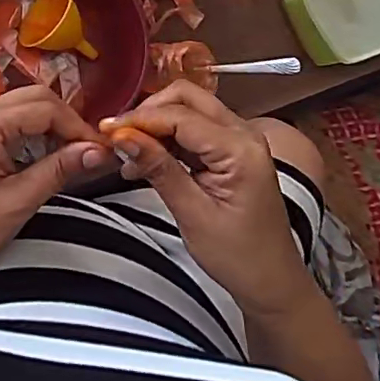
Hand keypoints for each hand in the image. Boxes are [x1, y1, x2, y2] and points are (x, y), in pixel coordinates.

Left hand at [0, 86, 111, 276]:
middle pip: (37, 97)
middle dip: (68, 120)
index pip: (46, 108)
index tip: (104, 151)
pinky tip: (50, 152)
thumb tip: (98, 152)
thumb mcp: (19, 200)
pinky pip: (13, 117)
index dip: (78, 127)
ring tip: (76, 153)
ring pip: (26, 104)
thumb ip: (59, 169)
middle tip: (92, 151)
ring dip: (54, 124)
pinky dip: (36, 130)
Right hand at [106, 82, 305, 314]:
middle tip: (118, 136)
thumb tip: (123, 137)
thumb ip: (158, 168)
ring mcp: (238, 139)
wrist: (272, 282)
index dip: (140, 119)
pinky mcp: (230, 149)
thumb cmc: (240, 256)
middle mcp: (244, 134)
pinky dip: (166, 137)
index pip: (180, 115)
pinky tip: (145, 159)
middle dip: (148, 112)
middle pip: (186, 98)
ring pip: (187, 109)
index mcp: (241, 149)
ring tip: (128, 153)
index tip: (107, 131)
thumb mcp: (192, 213)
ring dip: (155, 124)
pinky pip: (192, 128)